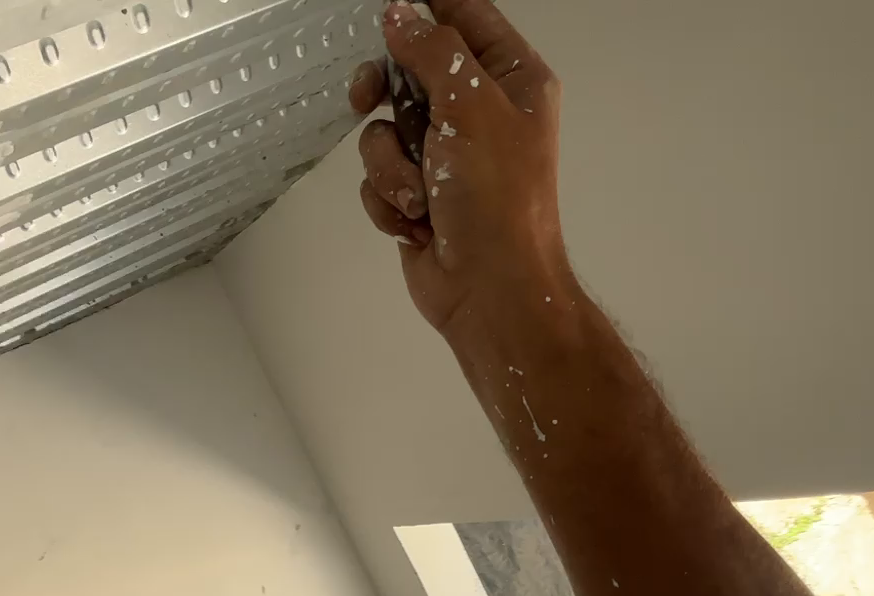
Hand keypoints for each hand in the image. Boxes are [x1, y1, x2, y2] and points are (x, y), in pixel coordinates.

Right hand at [350, 0, 568, 344]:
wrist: (486, 290)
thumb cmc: (496, 200)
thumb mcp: (471, 110)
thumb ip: (432, 54)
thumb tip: (399, 14)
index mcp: (508, 81)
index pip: (464, 20)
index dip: (425, 7)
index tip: (387, 5)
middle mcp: (474, 114)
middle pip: (409, 75)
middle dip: (386, 96)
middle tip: (365, 97)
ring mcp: (441, 159)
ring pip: (384, 135)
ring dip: (392, 169)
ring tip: (419, 199)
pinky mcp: (414, 197)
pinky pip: (378, 180)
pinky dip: (389, 201)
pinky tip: (415, 223)